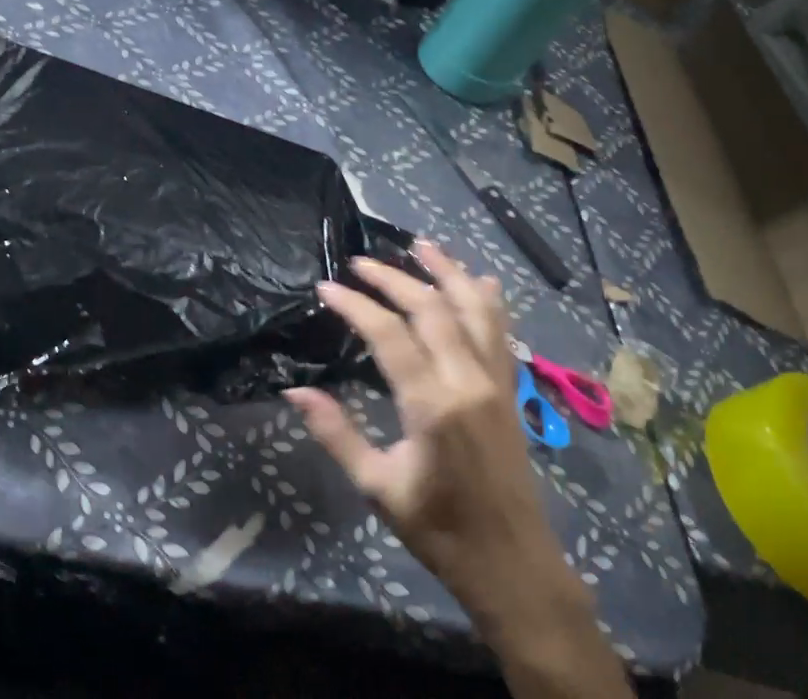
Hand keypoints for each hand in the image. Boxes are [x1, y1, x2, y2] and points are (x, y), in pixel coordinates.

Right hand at [286, 242, 562, 622]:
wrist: (512, 562)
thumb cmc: (437, 529)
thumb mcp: (377, 486)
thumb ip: (337, 433)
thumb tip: (295, 392)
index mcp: (432, 405)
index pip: (389, 334)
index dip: (355, 305)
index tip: (326, 288)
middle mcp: (468, 381)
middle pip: (433, 309)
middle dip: (395, 279)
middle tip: (360, 262)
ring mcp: (496, 383)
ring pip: (476, 309)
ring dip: (449, 272)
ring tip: (422, 245)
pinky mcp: (510, 391)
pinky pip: (500, 331)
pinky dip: (487, 299)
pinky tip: (478, 281)